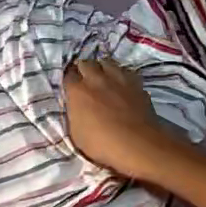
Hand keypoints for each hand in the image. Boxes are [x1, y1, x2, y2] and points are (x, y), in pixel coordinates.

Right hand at [63, 59, 186, 181]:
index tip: (71, 87)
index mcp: (78, 91)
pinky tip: (122, 84)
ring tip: (103, 77)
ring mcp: (118, 78)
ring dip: (102, 67)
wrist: (137, 143)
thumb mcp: (76, 133)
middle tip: (85, 80)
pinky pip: (126, 71)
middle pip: (86, 63)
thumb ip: (75, 114)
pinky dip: (121, 75)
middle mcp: (96, 79)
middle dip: (84, 69)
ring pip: (107, 62)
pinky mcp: (137, 83)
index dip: (69, 81)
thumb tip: (76, 107)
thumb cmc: (101, 143)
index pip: (68, 76)